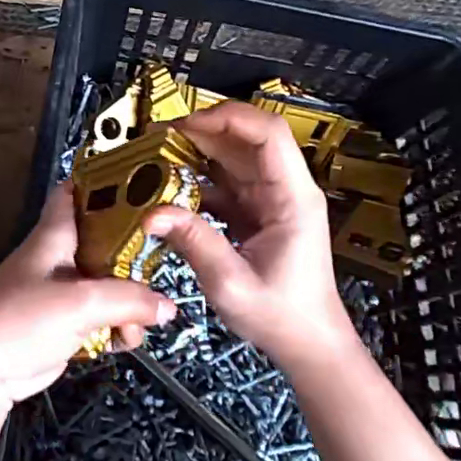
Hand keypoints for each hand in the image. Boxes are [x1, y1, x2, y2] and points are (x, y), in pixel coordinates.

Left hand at [0, 182, 176, 406]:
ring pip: (108, 284)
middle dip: (134, 253)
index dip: (103, 182)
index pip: (73, 192)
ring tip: (140, 323)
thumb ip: (129, 301)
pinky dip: (116, 327)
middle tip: (161, 265)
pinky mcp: (64, 324)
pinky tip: (125, 341)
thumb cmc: (22, 320)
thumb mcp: (80, 303)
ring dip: (130, 301)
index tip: (141, 183)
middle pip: (104, 241)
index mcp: (53, 236)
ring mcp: (61, 293)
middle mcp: (59, 259)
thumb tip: (167, 308)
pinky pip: (101, 317)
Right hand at [144, 102, 358, 370]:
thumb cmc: (281, 316)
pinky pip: (228, 184)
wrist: (307, 341)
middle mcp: (286, 191)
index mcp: (293, 198)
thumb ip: (194, 243)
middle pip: (248, 139)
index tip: (187, 124)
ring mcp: (273, 201)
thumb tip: (152, 214)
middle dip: (205, 131)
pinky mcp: (259, 214)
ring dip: (200, 153)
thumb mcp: (231, 283)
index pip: (269, 134)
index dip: (228, 119)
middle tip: (161, 137)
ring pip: (235, 159)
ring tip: (160, 156)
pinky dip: (201, 181)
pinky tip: (174, 187)